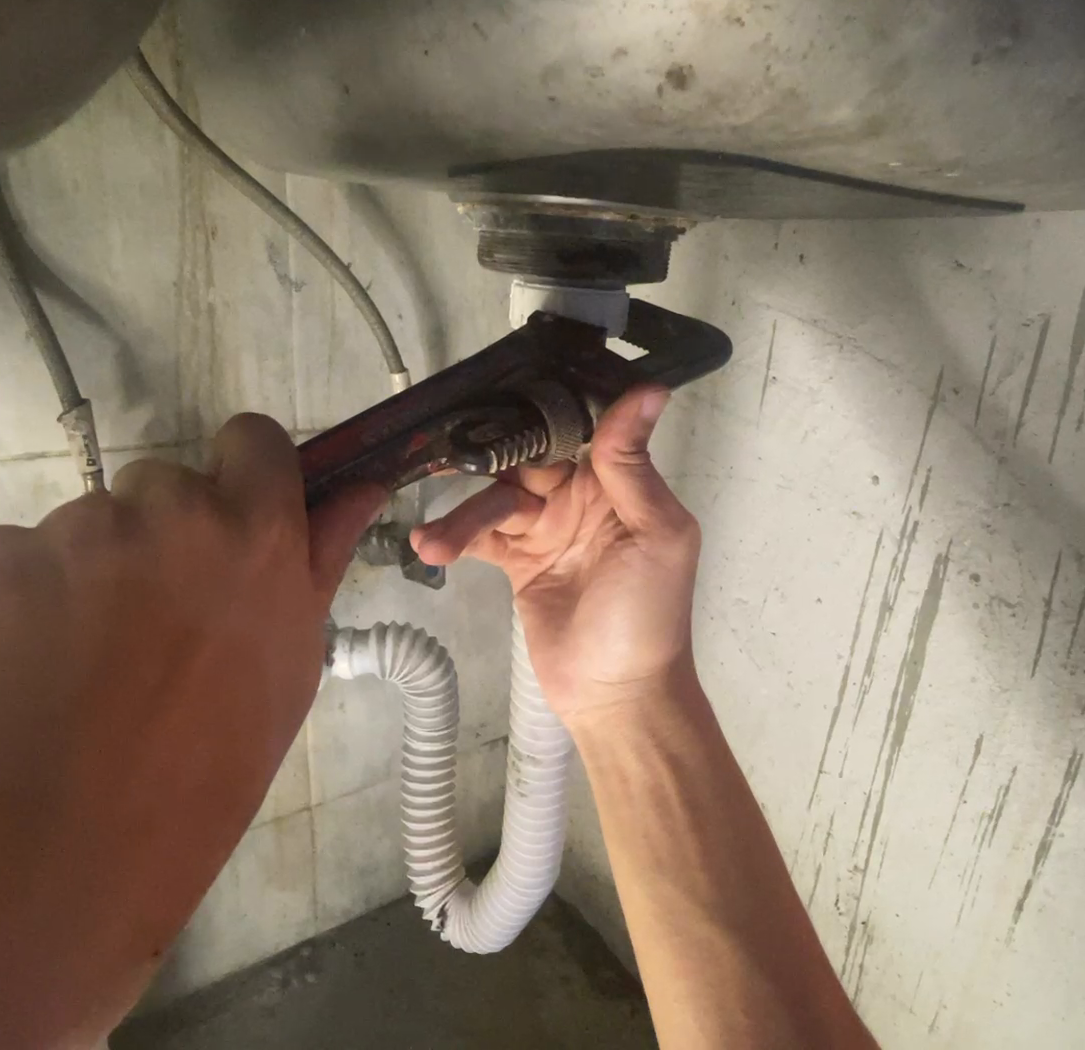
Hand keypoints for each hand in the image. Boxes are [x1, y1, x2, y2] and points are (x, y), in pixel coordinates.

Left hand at [0, 415, 381, 938]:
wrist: (68, 844)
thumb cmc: (213, 761)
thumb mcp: (293, 659)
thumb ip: (323, 559)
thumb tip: (364, 488)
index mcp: (256, 531)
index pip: (255, 438)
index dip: (245, 474)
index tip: (234, 525)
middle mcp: (170, 509)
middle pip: (165, 485)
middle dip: (163, 535)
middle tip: (152, 623)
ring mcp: (73, 529)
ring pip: (88, 525)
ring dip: (90, 568)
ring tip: (80, 660)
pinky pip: (12, 554)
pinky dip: (18, 596)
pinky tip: (22, 665)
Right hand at [410, 388, 699, 725]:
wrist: (616, 694)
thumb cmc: (649, 613)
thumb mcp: (656, 534)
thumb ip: (634, 467)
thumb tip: (647, 390)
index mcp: (619, 482)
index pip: (577, 429)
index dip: (541, 410)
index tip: (497, 390)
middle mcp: (581, 496)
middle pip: (527, 460)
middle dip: (488, 458)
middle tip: (442, 452)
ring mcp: (547, 528)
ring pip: (498, 499)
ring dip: (463, 514)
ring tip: (435, 543)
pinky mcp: (518, 560)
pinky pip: (482, 537)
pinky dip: (454, 539)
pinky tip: (428, 546)